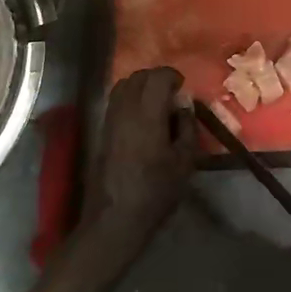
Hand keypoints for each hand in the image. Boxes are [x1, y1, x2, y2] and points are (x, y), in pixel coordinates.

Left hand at [86, 67, 197, 250]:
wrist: (117, 216)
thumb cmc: (156, 191)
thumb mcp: (184, 162)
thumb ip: (187, 128)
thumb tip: (184, 106)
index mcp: (148, 114)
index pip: (157, 77)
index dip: (172, 75)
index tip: (182, 86)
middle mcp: (125, 110)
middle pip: (138, 76)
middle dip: (156, 77)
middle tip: (171, 92)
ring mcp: (110, 118)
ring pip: (123, 85)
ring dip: (140, 85)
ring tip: (156, 101)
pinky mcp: (103, 129)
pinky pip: (115, 100)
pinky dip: (129, 97)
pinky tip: (142, 116)